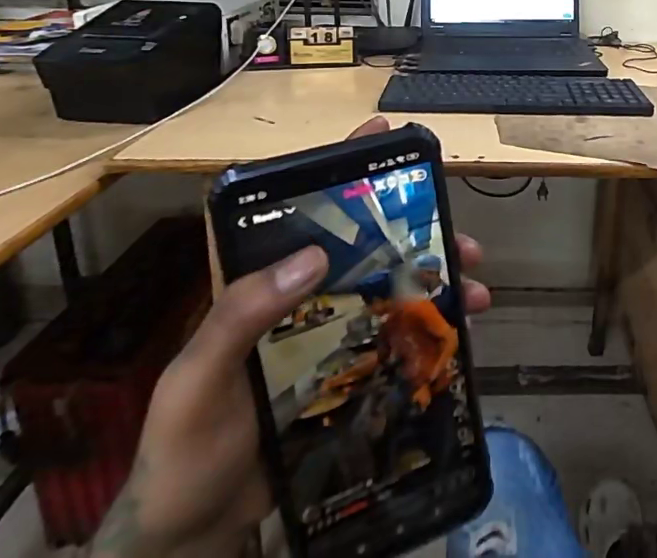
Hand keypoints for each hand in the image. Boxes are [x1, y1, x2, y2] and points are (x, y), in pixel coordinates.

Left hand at [88, 117, 489, 556]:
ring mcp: (320, 340)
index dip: (334, 169)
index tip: (378, 139)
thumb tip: (312, 256)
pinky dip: (425, 334)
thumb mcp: (198, 376)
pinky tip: (459, 334)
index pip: (292, 213)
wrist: (194, 530)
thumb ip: (240, 316)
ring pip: (382, 294)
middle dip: (409, 232)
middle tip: (455, 232)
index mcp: (253, 284)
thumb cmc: (182, 446)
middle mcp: (292, 301)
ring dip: (430, 283)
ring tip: (474, 287)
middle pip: (355, 250)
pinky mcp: (342, 380)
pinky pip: (389, 345)